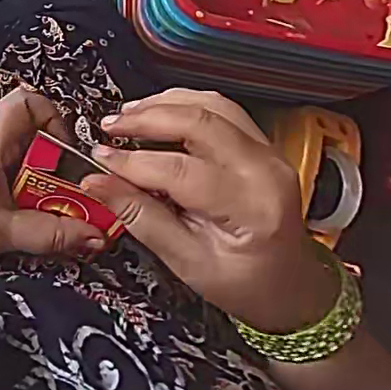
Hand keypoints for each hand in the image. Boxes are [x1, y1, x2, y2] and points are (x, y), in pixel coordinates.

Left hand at [0, 89, 109, 274]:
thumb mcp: (2, 232)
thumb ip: (52, 232)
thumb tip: (94, 234)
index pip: (29, 100)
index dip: (54, 118)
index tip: (64, 155)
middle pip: (30, 126)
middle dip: (52, 158)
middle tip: (62, 191)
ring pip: (18, 146)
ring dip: (37, 173)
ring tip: (43, 205)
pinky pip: (4, 160)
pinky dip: (20, 179)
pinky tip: (19, 208)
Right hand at [83, 89, 342, 332]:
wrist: (291, 285)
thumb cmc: (246, 284)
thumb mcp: (187, 262)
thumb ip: (140, 217)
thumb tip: (99, 183)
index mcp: (252, 208)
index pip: (183, 171)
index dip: (134, 162)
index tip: (101, 160)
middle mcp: (266, 170)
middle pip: (200, 122)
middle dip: (147, 119)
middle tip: (110, 127)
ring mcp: (268, 151)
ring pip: (211, 105)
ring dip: (164, 104)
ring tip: (128, 116)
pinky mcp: (261, 142)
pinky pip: (220, 108)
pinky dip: (183, 104)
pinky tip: (158, 112)